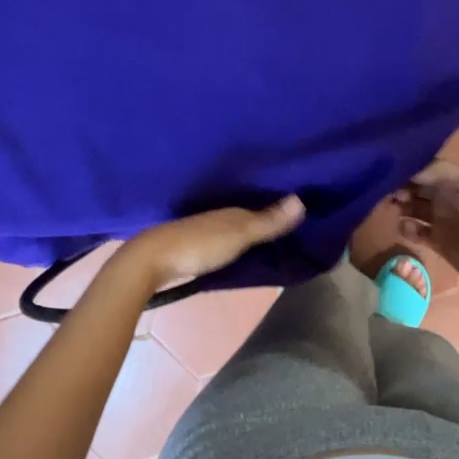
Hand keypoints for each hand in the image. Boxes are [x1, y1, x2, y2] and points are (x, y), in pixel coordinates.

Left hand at [115, 196, 306, 289]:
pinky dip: (237, 242)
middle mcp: (221, 216)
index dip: (283, 207)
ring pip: (236, 227)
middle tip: (295, 224)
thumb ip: (268, 222)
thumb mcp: (239, 235)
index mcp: (233, 210)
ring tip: (274, 236)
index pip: (265, 205)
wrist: (152, 259)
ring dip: (252, 229)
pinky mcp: (196, 247)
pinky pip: (225, 240)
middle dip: (268, 216)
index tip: (305, 209)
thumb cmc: (200, 244)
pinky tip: (243, 249)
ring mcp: (207, 231)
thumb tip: (301, 199)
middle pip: (251, 215)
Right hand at [392, 161, 458, 304]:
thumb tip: (406, 170)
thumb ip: (436, 171)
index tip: (387, 169)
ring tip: (393, 207)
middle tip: (386, 190)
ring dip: (401, 206)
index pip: (426, 167)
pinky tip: (405, 228)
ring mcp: (442, 219)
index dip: (408, 168)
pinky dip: (407, 229)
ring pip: (413, 208)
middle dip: (399, 186)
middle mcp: (447, 196)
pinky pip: (416, 231)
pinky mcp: (438, 241)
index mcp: (457, 178)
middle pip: (416, 186)